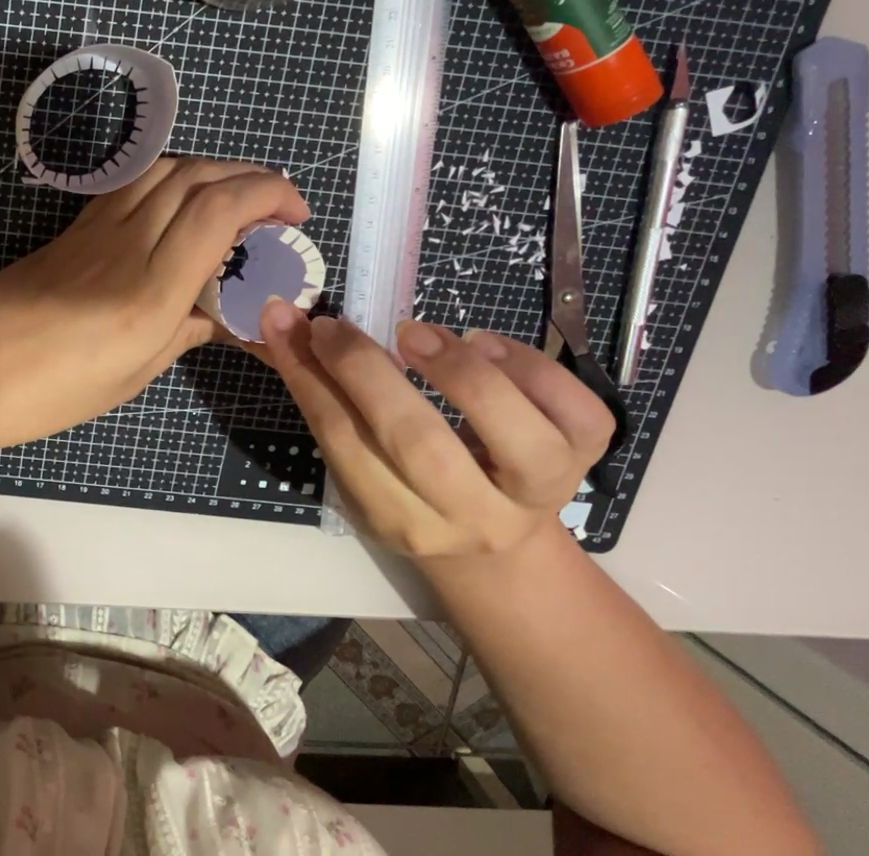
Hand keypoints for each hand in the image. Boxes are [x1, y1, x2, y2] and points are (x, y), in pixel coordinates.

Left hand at [0, 157, 309, 452]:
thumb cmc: (52, 393)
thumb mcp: (134, 375)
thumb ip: (186, 332)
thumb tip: (223, 311)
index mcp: (150, 292)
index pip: (218, 209)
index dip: (268, 194)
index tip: (294, 214)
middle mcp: (125, 246)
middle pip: (195, 176)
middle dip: (248, 176)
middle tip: (274, 206)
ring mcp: (92, 231)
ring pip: (161, 169)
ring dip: (208, 170)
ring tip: (231, 202)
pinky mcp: (69, 229)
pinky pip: (128, 186)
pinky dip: (167, 180)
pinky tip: (177, 208)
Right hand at [252, 305, 616, 557]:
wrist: (496, 549)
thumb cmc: (407, 491)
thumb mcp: (359, 461)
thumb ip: (325, 397)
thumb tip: (282, 320)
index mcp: (396, 518)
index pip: (343, 442)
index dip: (310, 378)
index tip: (288, 324)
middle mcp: (466, 518)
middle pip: (418, 442)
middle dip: (367, 373)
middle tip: (335, 326)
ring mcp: (534, 494)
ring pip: (513, 437)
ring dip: (459, 373)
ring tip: (415, 332)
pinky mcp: (587, 462)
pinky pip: (578, 415)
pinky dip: (535, 369)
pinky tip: (486, 343)